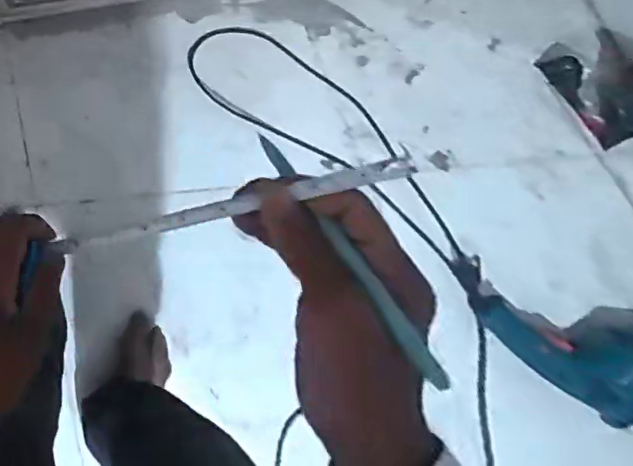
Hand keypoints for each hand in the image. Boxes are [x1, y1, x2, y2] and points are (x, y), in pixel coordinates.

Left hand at [0, 213, 63, 452]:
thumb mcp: (32, 334)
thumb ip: (44, 288)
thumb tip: (52, 254)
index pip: (9, 228)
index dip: (34, 227)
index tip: (55, 242)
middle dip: (19, 231)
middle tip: (44, 255)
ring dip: (4, 242)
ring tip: (29, 269)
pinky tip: (7, 280)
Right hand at [236, 180, 440, 465]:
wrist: (362, 440)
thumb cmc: (354, 371)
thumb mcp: (332, 304)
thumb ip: (304, 246)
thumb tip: (272, 193)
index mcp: (393, 268)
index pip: (352, 207)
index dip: (307, 193)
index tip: (262, 195)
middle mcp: (378, 268)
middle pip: (330, 214)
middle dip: (285, 201)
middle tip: (242, 202)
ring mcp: (354, 282)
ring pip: (313, 230)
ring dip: (277, 216)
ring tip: (238, 213)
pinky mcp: (331, 295)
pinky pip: (304, 250)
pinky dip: (277, 236)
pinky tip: (253, 231)